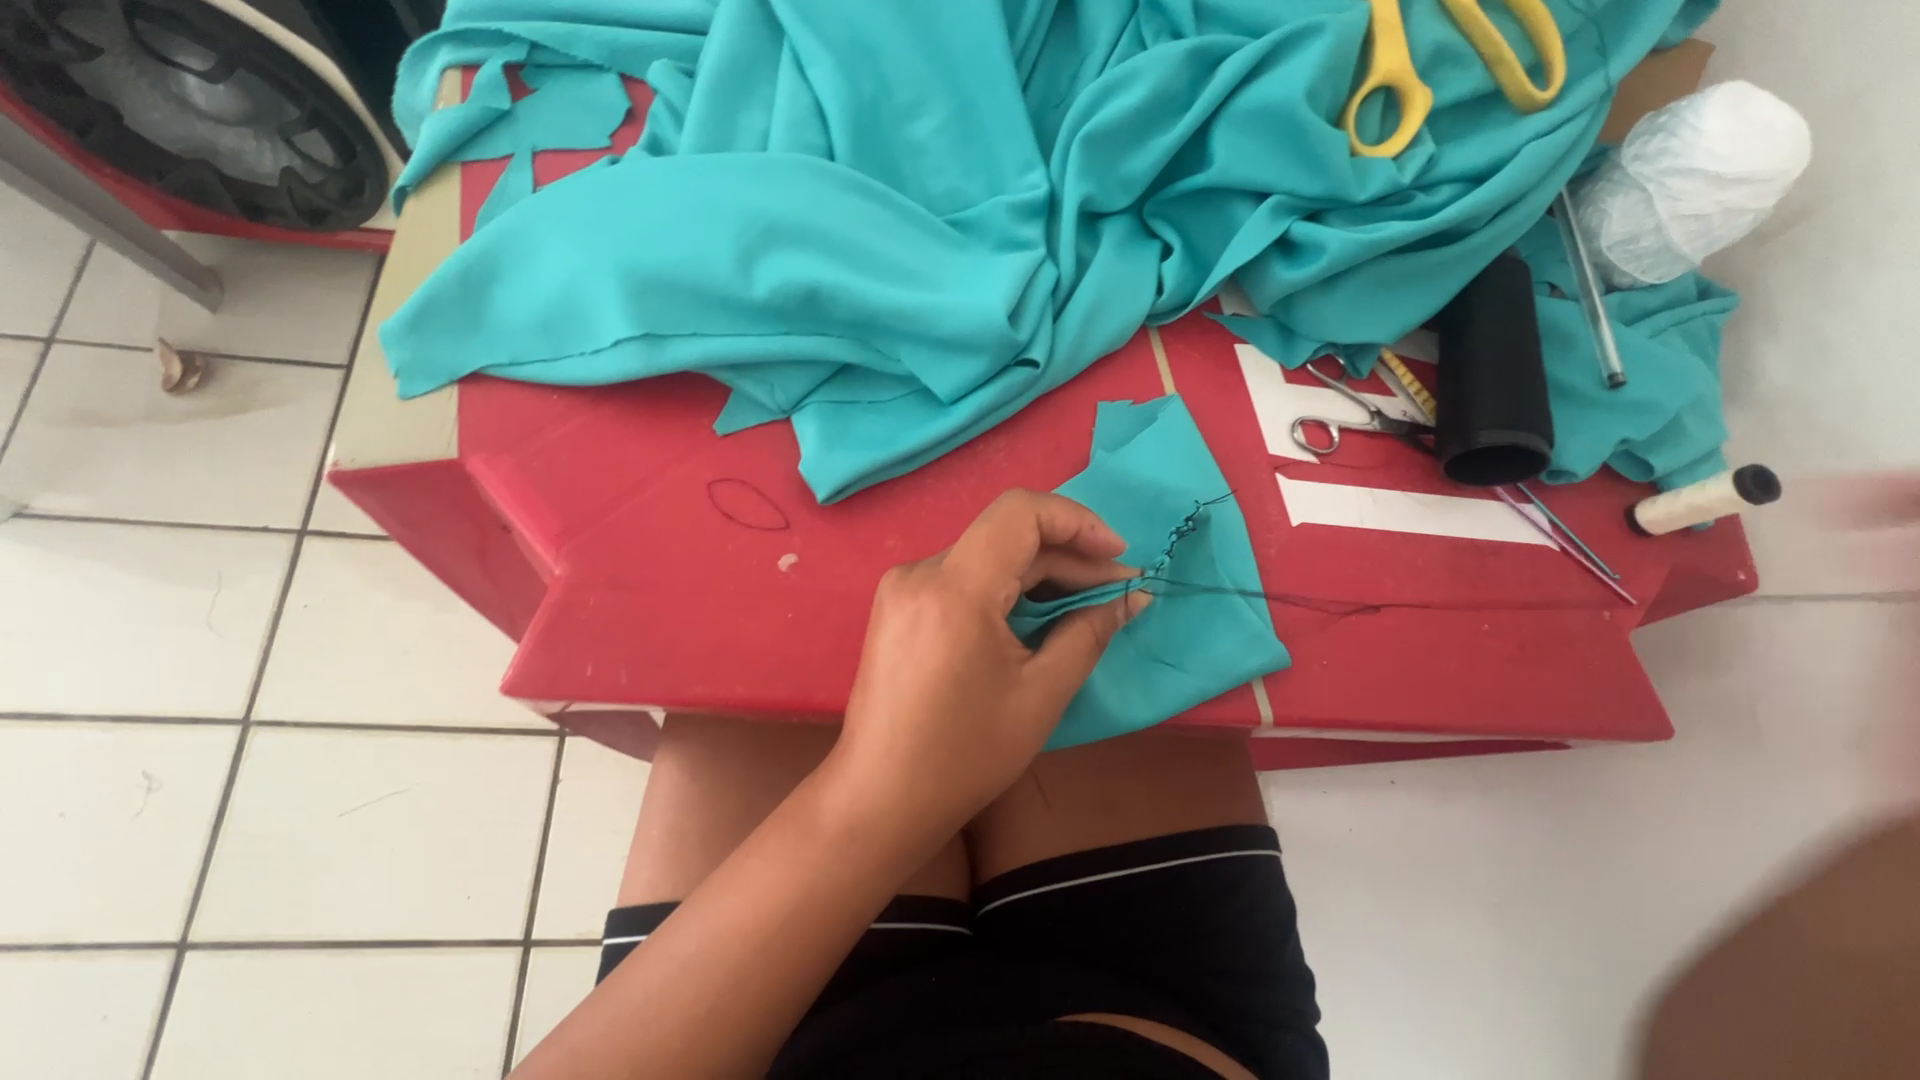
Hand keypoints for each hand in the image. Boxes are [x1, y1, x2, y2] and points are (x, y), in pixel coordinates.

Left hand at [828, 489, 1149, 841]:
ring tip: (1084, 607)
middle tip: (1118, 591)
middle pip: (1006, 536)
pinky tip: (1035, 618)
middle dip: (1068, 557)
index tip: (1119, 555)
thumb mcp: (1041, 694)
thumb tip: (1130, 596)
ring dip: (1039, 574)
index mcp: (953, 589)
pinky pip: (962, 577)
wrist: (881, 796)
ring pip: (986, 556)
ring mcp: (902, 588)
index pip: (1020, 512)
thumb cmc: (964, 755)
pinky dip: (1005, 589)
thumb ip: (1089, 633)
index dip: (1078, 521)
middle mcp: (919, 573)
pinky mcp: (898, 607)